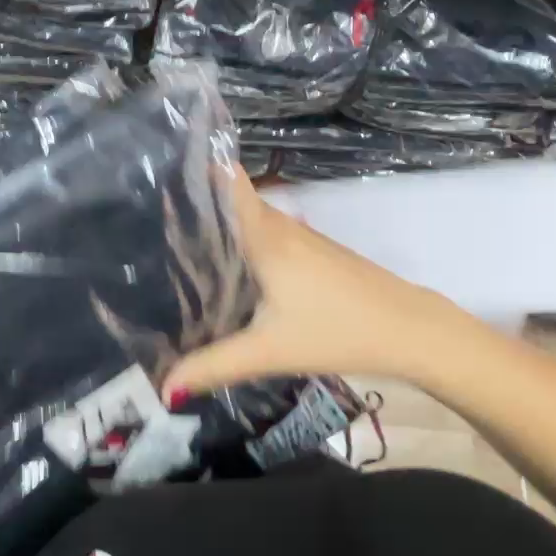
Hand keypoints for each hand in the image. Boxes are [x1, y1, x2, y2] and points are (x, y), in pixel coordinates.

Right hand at [162, 168, 464, 396]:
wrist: (409, 329)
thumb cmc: (337, 329)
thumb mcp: (270, 351)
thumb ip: (214, 367)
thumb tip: (164, 389)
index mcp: (263, 233)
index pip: (226, 178)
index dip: (193, 167)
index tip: (154, 170)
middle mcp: (278, 224)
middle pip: (228, 199)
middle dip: (192, 203)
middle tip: (146, 216)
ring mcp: (298, 236)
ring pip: (247, 219)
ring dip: (216, 225)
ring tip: (171, 241)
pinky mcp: (312, 252)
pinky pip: (263, 235)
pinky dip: (240, 242)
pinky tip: (223, 269)